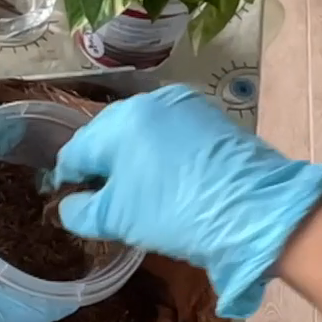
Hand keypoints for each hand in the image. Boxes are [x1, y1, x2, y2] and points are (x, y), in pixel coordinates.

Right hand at [52, 85, 321, 317]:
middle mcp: (148, 103)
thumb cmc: (173, 212)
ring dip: (130, 162)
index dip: (66, 181)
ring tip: (136, 195)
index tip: (70, 204)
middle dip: (100, 168)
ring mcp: (183, 106)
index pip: (75, 151)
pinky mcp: (210, 119)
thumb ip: (79, 211)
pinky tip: (166, 183)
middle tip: (104, 202)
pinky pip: (168, 135)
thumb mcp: (115, 219)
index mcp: (118, 121)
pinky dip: (158, 157)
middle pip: (107, 137)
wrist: (255, 211)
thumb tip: (69, 205)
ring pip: (139, 135)